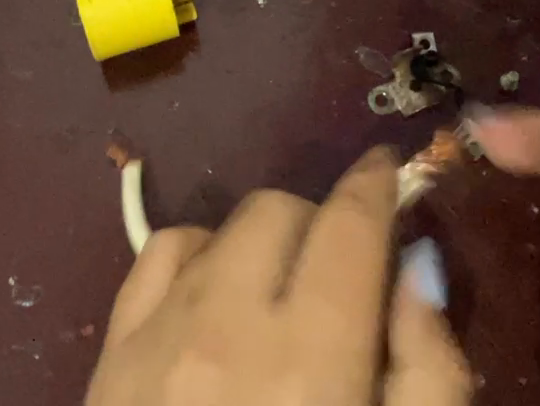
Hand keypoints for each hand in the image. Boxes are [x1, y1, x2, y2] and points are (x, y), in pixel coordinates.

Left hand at [87, 147, 470, 405]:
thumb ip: (428, 370)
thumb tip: (417, 268)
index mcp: (311, 359)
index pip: (350, 226)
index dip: (375, 184)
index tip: (388, 168)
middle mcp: (228, 324)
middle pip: (282, 210)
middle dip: (321, 222)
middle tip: (340, 271)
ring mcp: (159, 333)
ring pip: (223, 224)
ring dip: (263, 240)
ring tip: (278, 292)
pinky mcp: (112, 354)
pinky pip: (160, 254)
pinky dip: (199, 255)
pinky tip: (215, 298)